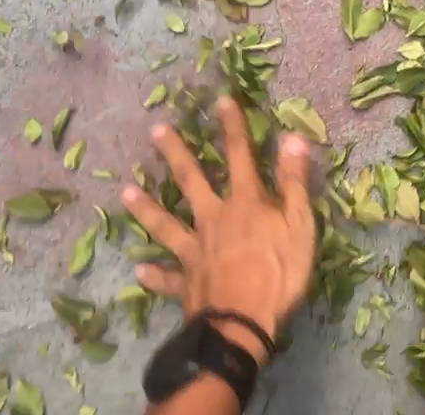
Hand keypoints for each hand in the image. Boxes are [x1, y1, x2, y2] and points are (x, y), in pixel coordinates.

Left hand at [123, 96, 317, 362]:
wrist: (241, 325)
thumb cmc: (278, 271)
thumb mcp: (299, 222)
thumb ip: (293, 180)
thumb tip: (292, 136)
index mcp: (245, 202)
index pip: (241, 155)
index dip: (233, 127)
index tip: (222, 100)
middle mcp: (214, 218)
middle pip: (192, 181)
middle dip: (176, 154)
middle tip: (156, 130)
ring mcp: (195, 251)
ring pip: (166, 224)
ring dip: (147, 208)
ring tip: (124, 191)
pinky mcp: (186, 284)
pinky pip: (167, 278)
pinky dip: (154, 275)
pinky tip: (139, 271)